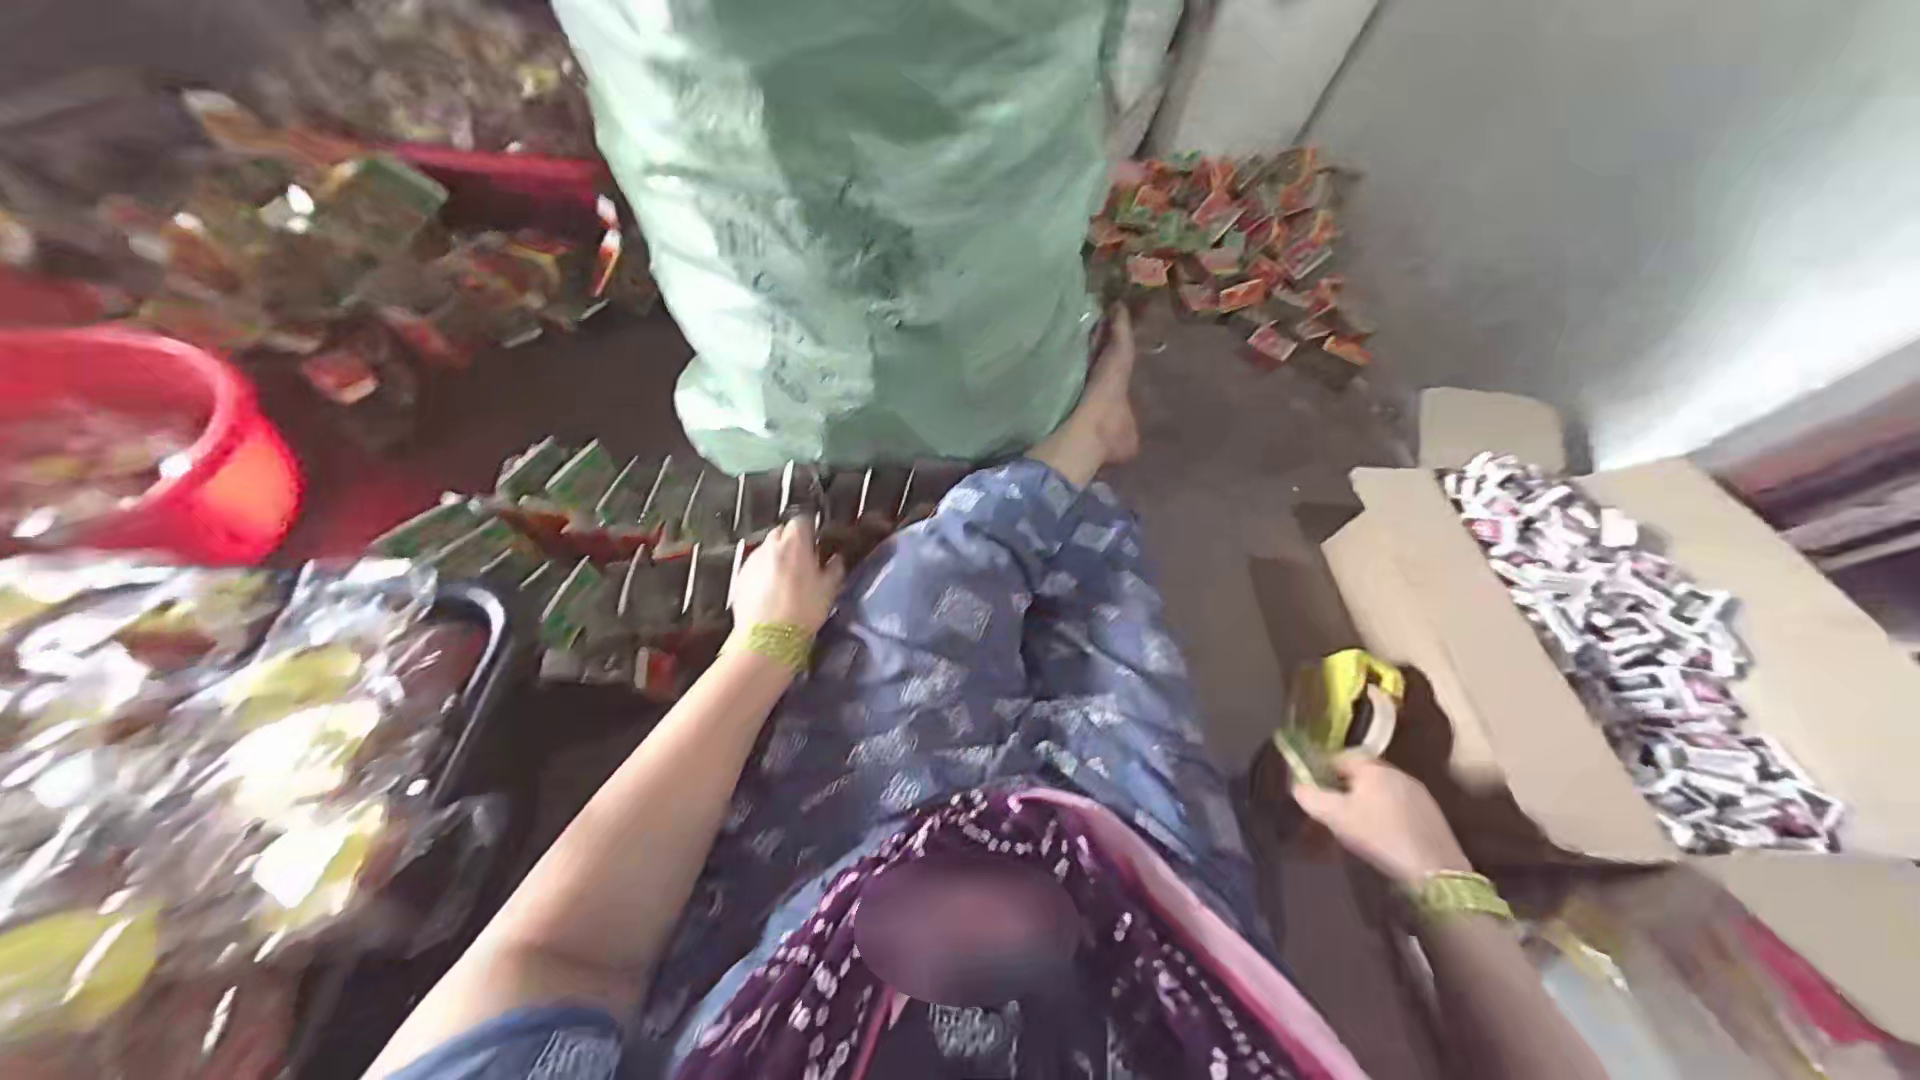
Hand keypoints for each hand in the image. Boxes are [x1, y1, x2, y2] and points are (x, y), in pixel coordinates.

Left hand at [731, 516, 845, 634]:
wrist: (767, 639)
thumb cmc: (802, 611)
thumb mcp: (829, 590)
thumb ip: (834, 568)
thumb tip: (836, 559)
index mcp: (794, 543)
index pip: (803, 521)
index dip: (811, 530)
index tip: (816, 542)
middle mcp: (770, 546)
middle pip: (782, 532)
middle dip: (792, 542)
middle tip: (804, 561)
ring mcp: (752, 561)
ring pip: (767, 550)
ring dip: (777, 558)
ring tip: (787, 580)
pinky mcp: (739, 578)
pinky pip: (755, 567)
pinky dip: (763, 573)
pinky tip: (771, 592)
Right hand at [1293, 756, 1471, 886]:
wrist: (1436, 871)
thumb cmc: (1380, 835)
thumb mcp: (1335, 817)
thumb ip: (1310, 797)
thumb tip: (1297, 786)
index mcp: (1373, 768)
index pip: (1341, 756)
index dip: (1324, 767)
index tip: (1315, 784)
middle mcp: (1398, 773)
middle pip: (1363, 772)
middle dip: (1345, 784)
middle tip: (1334, 805)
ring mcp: (1419, 794)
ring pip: (1383, 788)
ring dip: (1367, 799)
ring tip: (1357, 821)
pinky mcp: (1433, 815)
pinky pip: (1400, 803)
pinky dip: (1387, 811)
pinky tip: (1383, 833)